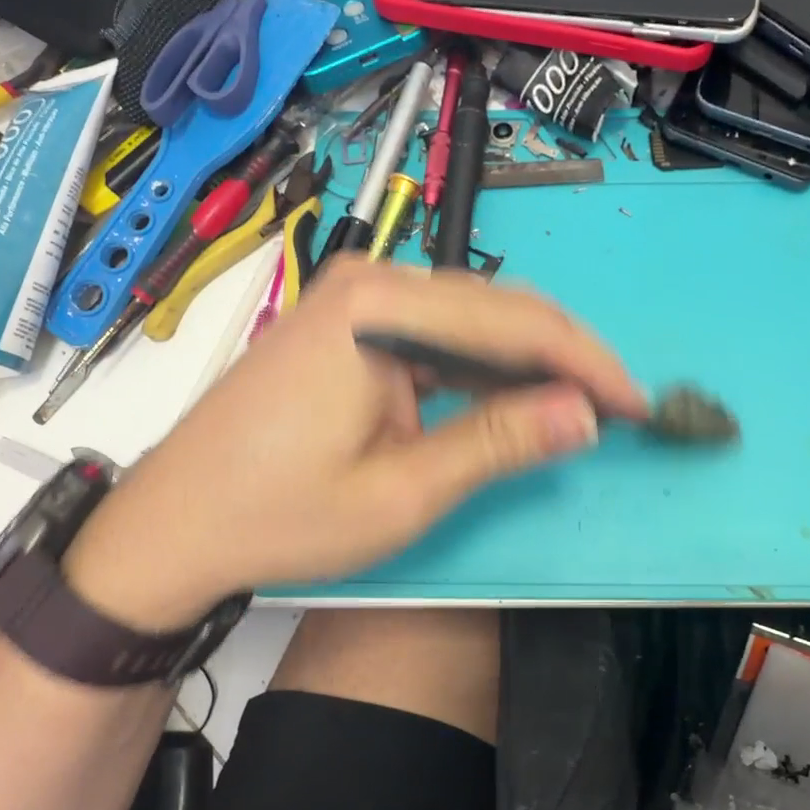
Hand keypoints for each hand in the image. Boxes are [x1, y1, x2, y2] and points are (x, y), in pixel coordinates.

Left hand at [65, 259, 646, 630]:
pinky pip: (438, 332)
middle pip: (498, 309)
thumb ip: (500, 442)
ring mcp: (355, 297)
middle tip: (616, 408)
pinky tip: (510, 398)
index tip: (637, 405)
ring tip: (575, 407)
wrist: (172, 527)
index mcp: (381, 309)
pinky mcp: (348, 321)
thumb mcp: (402, 492)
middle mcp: (370, 282)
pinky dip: (483, 366)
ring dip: (527, 362)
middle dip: (564, 358)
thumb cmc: (281, 517)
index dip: (587, 364)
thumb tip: (586, 413)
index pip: (516, 324)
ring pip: (473, 318)